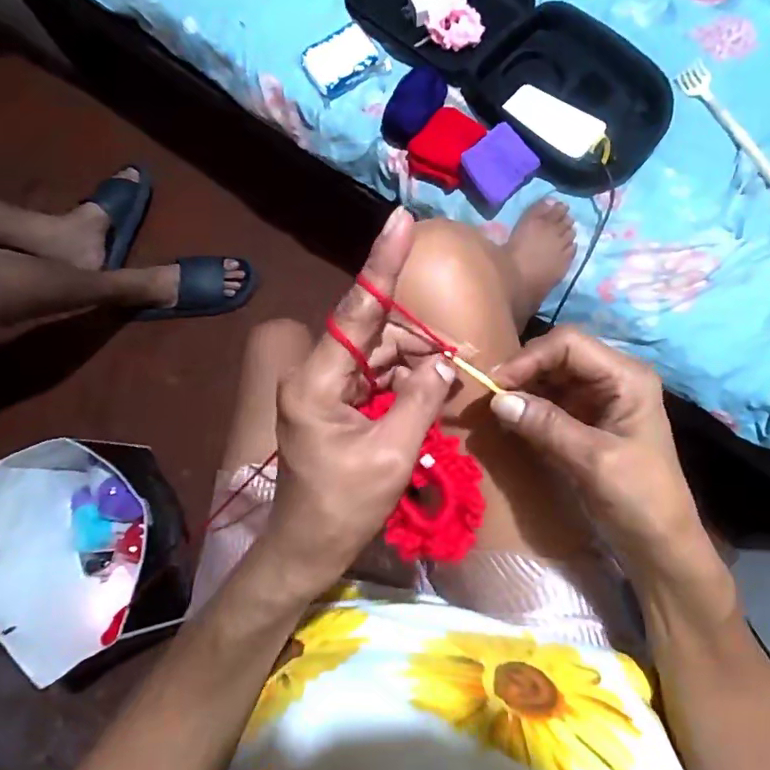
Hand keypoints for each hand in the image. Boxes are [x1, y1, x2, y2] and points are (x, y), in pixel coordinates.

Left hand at [256, 208, 455, 597]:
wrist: (307, 548)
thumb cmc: (343, 507)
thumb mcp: (392, 454)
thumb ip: (420, 399)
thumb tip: (445, 361)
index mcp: (316, 381)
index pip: (355, 311)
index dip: (381, 264)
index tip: (400, 221)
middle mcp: (315, 373)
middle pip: (373, 332)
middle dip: (418, 338)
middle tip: (462, 351)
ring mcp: (323, 387)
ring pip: (377, 353)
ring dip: (415, 359)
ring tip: (453, 373)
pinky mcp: (334, 401)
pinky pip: (375, 375)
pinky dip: (405, 378)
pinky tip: (433, 386)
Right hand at [486, 326, 699, 561]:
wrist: (660, 546)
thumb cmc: (638, 499)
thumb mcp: (592, 461)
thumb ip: (546, 425)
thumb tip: (497, 400)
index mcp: (626, 377)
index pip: (569, 344)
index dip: (529, 358)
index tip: (496, 384)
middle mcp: (613, 378)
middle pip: (558, 355)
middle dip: (523, 370)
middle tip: (489, 395)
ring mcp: (600, 399)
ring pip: (550, 376)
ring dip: (522, 388)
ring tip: (495, 407)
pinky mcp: (587, 419)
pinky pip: (550, 400)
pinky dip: (528, 406)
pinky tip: (510, 419)